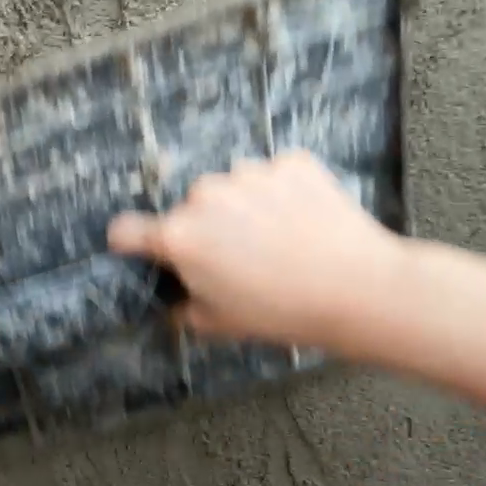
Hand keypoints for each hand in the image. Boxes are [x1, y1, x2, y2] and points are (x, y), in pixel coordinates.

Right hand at [107, 150, 404, 346]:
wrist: (361, 289)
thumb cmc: (280, 311)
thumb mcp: (214, 321)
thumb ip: (182, 303)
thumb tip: (178, 296)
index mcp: (178, 236)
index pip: (125, 230)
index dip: (130, 244)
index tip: (144, 250)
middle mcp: (205, 197)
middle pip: (187, 208)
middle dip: (202, 227)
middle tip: (233, 256)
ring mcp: (249, 174)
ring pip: (230, 188)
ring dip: (240, 207)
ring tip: (273, 238)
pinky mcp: (291, 163)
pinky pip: (271, 175)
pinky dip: (279, 193)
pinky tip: (299, 221)